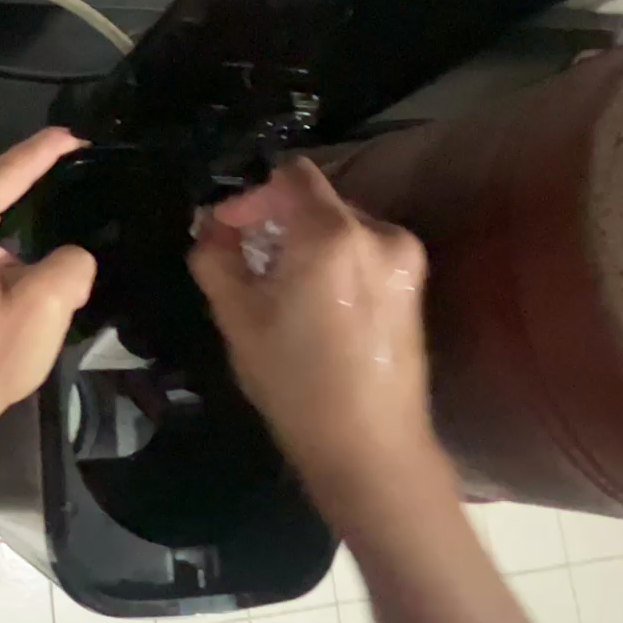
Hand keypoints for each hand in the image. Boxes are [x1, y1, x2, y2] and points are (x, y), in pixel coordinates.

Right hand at [188, 157, 436, 496]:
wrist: (368, 445)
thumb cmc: (293, 379)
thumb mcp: (236, 315)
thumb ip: (215, 257)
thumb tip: (210, 228)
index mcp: (332, 235)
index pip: (290, 176)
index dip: (250, 195)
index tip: (225, 230)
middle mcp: (378, 234)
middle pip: (315, 200)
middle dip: (272, 220)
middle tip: (242, 257)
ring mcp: (404, 261)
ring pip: (338, 227)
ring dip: (300, 241)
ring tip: (274, 283)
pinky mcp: (412, 287)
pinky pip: (361, 252)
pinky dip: (329, 261)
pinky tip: (309, 302)